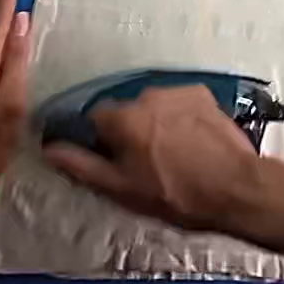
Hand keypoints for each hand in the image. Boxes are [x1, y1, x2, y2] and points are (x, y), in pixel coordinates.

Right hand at [42, 85, 265, 232]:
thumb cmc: (175, 194)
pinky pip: (177, 101)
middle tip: (144, 161)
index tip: (112, 158)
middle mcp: (146, 94)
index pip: (94, 118)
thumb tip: (49, 147)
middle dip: (129, 131)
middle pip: (125, 110)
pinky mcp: (200, 92)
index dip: (100, 139)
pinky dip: (177, 116)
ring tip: (172, 152)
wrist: (235, 185)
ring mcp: (176, 89)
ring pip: (152, 105)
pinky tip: (190, 139)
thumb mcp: (122, 188)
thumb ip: (82, 164)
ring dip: (153, 122)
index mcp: (122, 117)